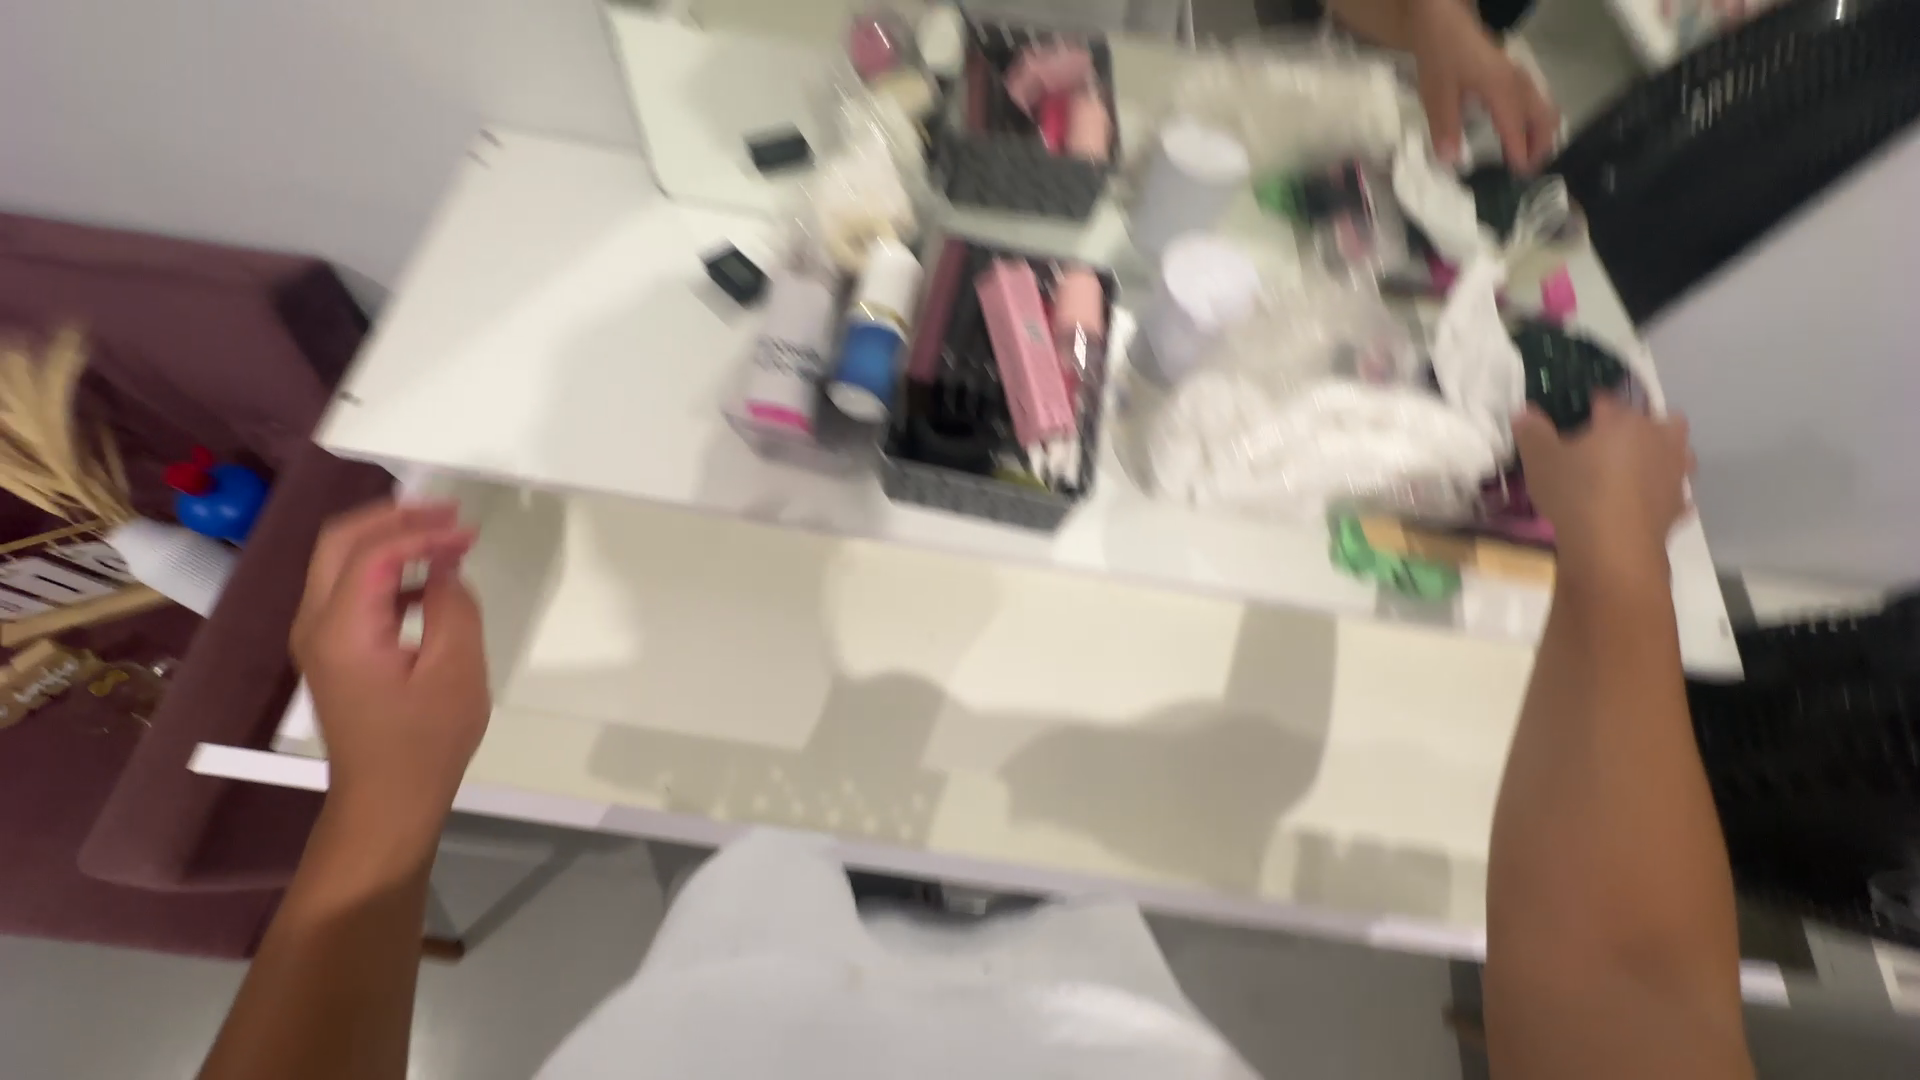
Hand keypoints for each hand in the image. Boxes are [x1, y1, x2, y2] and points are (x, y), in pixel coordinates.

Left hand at [291, 500, 487, 839]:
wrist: (388, 796)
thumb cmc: (427, 738)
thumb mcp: (457, 669)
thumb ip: (453, 606)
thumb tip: (446, 566)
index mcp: (342, 629)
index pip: (375, 554)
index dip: (424, 532)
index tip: (471, 530)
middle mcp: (315, 623)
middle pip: (339, 543)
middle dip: (396, 517)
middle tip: (449, 512)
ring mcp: (318, 636)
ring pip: (341, 561)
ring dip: (391, 538)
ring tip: (446, 535)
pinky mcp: (333, 647)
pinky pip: (352, 589)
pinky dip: (390, 568)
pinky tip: (432, 578)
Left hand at [1406, 0, 1558, 170]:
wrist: (1444, 21)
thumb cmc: (1441, 57)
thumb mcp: (1437, 96)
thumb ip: (1445, 128)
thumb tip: (1449, 161)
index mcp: (1500, 88)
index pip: (1515, 125)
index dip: (1519, 150)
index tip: (1521, 173)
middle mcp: (1516, 81)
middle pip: (1541, 114)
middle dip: (1541, 143)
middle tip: (1532, 172)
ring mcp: (1516, 75)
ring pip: (1541, 106)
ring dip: (1541, 131)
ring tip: (1532, 157)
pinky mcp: (1510, 74)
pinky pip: (1532, 99)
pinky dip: (1534, 119)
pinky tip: (1522, 132)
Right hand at [1513, 397, 1693, 574]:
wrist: (1611, 544)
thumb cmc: (1574, 493)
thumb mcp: (1538, 459)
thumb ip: (1531, 430)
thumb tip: (1525, 411)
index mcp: (1624, 422)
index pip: (1606, 400)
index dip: (1586, 405)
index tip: (1569, 417)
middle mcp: (1659, 438)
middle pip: (1656, 418)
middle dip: (1635, 424)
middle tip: (1605, 442)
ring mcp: (1675, 470)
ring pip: (1675, 449)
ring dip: (1657, 453)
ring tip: (1626, 469)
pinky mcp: (1680, 501)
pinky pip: (1672, 487)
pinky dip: (1658, 489)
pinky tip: (1636, 501)